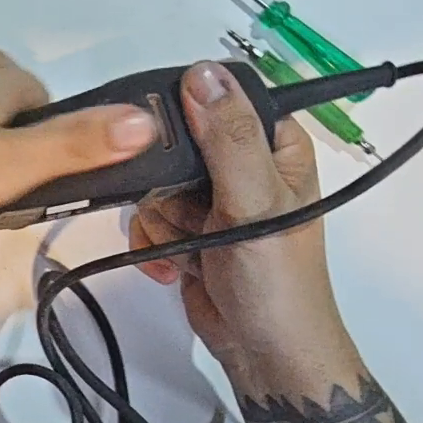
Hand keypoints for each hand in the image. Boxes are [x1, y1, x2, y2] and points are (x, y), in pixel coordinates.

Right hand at [131, 62, 361, 397]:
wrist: (261, 351)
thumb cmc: (276, 279)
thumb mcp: (256, 202)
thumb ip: (227, 139)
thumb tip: (201, 72)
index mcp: (272, 145)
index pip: (220, 102)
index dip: (187, 117)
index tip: (173, 154)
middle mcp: (238, 167)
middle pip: (172, 148)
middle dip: (167, 189)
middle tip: (189, 216)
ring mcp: (208, 203)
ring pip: (152, 188)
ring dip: (160, 225)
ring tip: (187, 252)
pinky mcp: (184, 233)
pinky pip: (146, 221)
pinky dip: (152, 246)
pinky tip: (174, 267)